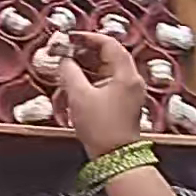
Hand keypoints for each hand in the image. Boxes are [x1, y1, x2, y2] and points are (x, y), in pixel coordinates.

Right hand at [58, 32, 146, 156]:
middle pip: (110, 55)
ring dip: (87, 64)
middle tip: (66, 50)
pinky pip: (107, 81)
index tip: (70, 38)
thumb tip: (64, 59)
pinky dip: (92, 77)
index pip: (109, 44)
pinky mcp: (123, 102)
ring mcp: (129, 92)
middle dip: (86, 51)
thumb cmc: (100, 126)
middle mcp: (131, 80)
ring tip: (67, 64)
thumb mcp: (79, 96)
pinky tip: (76, 81)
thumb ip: (70, 72)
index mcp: (126, 75)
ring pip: (107, 68)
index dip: (88, 37)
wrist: (115, 158)